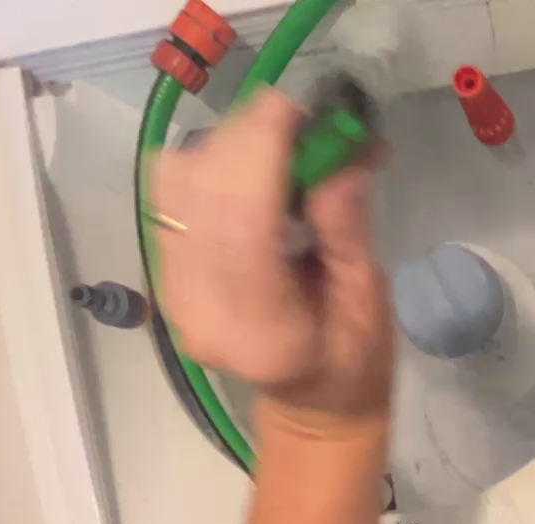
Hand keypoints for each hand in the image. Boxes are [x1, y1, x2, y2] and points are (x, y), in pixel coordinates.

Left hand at [151, 90, 392, 431]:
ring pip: (175, 181)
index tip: (301, 109)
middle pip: (200, 190)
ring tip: (282, 152)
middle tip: (305, 124)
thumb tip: (338, 155)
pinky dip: (212, 165)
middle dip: (250, 137)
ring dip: (228, 146)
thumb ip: (346, 231)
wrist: (314, 404)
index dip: (262, 150)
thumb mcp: (370, 305)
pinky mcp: (164, 271)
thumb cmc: (355, 364)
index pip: (240, 220)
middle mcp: (199, 308)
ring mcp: (172, 290)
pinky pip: (171, 193)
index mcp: (260, 330)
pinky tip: (253, 174)